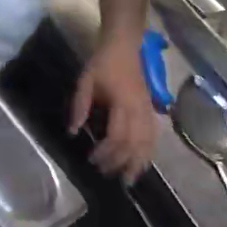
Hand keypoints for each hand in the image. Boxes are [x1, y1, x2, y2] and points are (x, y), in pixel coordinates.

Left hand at [69, 36, 158, 184]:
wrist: (124, 46)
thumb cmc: (102, 63)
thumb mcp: (85, 82)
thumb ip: (79, 107)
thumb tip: (72, 133)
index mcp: (123, 103)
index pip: (118, 136)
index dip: (106, 152)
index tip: (92, 160)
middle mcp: (140, 110)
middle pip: (135, 144)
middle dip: (121, 163)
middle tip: (107, 175)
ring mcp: (149, 110)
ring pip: (148, 143)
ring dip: (139, 163)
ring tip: (129, 179)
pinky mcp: (151, 110)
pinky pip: (154, 136)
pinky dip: (149, 152)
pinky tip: (143, 163)